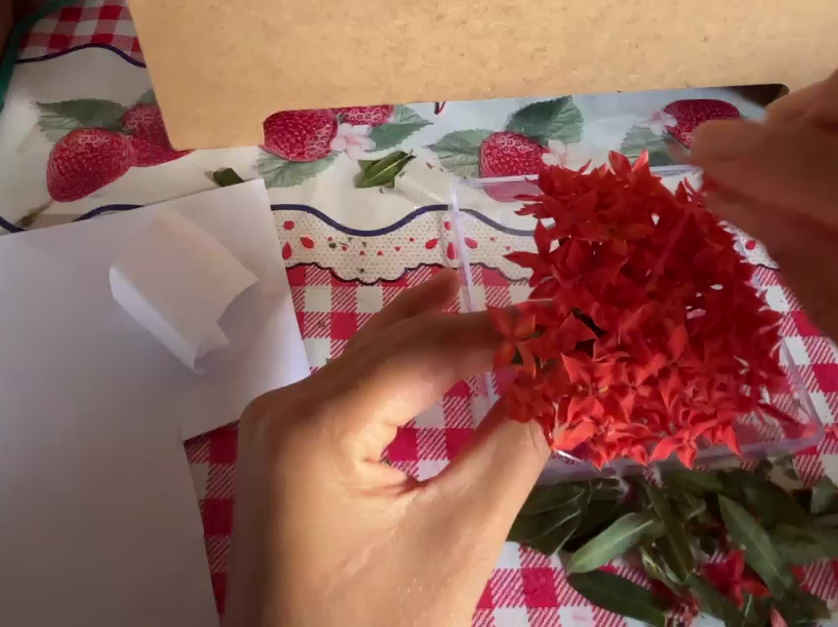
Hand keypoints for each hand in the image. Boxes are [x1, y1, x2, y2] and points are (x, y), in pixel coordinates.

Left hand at [225, 270, 549, 626]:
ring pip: (369, 355)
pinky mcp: (284, 438)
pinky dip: (400, 359)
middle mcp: (285, 405)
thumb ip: (512, 449)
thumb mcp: (457, 541)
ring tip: (483, 296)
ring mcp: (277, 420)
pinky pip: (351, 381)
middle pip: (394, 346)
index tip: (561, 318)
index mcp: (316, 427)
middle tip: (541, 313)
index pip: (423, 351)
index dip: (498, 331)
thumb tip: (560, 379)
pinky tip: (424, 325)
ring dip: (432, 331)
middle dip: (471, 329)